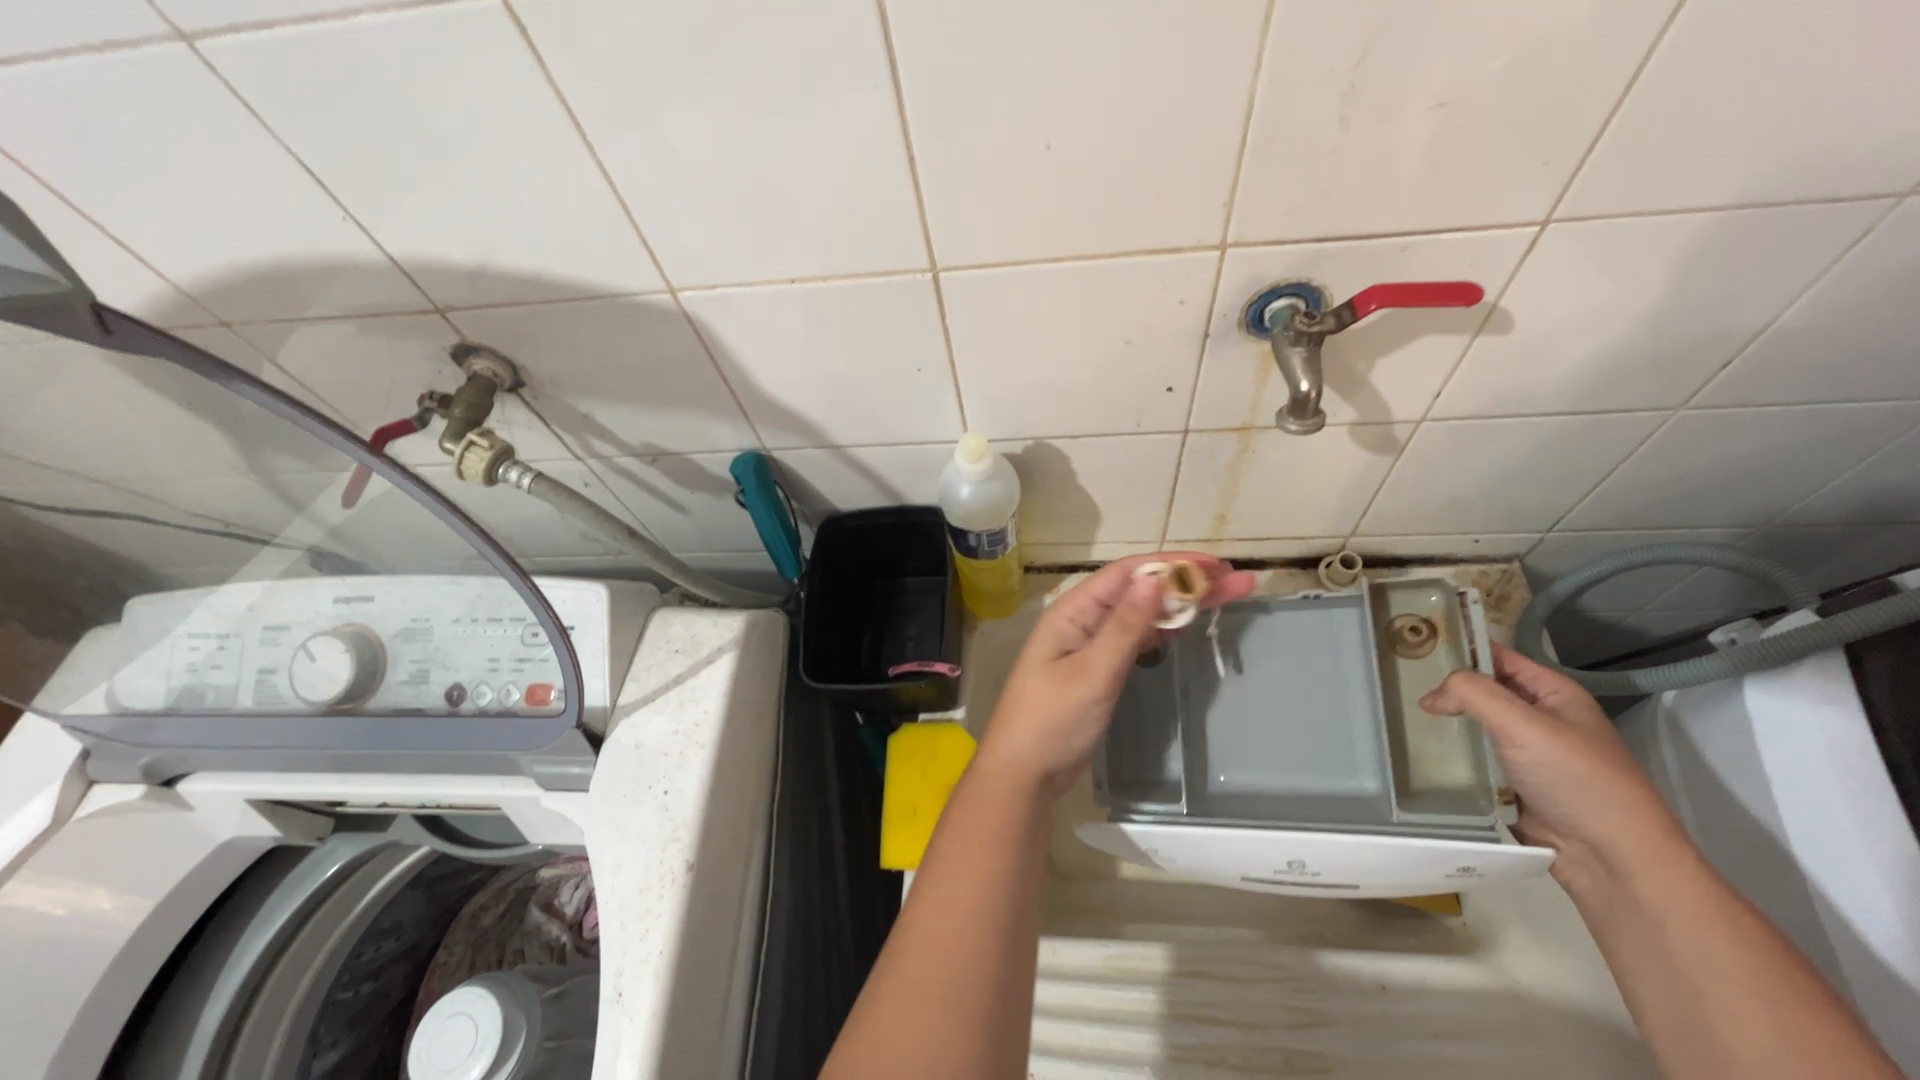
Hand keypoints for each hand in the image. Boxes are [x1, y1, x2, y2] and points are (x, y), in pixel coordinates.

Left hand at [977, 553, 1256, 798]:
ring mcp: (1091, 646)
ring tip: (1227, 598)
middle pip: (1140, 591)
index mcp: (1074, 611)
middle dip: (1187, 583)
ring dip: (1181, 605)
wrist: (1023, 773)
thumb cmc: (1052, 721)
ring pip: (1142, 614)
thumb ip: (1125, 628)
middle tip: (1240, 582)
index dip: (1173, 564)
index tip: (1216, 565)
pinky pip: (1136, 639)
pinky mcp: (1099, 671)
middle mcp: (1083, 621)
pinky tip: (1188, 626)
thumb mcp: (1093, 673)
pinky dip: (1163, 631)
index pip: (1128, 573)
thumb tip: (1156, 580)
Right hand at [1419, 643, 1691, 888]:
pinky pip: (1473, 767)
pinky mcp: (1511, 788)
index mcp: (1553, 694)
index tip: (1411, 648)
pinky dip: (1449, 763)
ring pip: (1473, 732)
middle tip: (1394, 688)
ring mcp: (1525, 756)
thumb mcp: (1525, 725)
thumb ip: (1474, 695)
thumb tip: (1430, 696)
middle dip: (1444, 692)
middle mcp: (1539, 720)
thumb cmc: (1576, 779)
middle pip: (1482, 695)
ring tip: (1396, 722)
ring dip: (1444, 730)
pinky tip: (1416, 759)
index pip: (1498, 657)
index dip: (1459, 649)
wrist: (1610, 856)